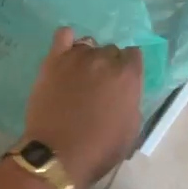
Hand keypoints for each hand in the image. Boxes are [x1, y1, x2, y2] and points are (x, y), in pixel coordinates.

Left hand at [22, 28, 143, 188]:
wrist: (58, 153)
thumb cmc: (99, 149)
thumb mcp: (131, 130)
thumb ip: (131, 101)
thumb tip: (125, 91)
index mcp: (128, 76)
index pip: (133, 55)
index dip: (127, 68)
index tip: (120, 82)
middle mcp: (104, 60)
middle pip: (110, 50)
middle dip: (107, 64)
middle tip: (97, 85)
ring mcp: (77, 57)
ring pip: (88, 44)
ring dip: (87, 56)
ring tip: (79, 75)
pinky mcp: (53, 60)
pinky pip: (63, 35)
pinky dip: (66, 41)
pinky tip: (65, 54)